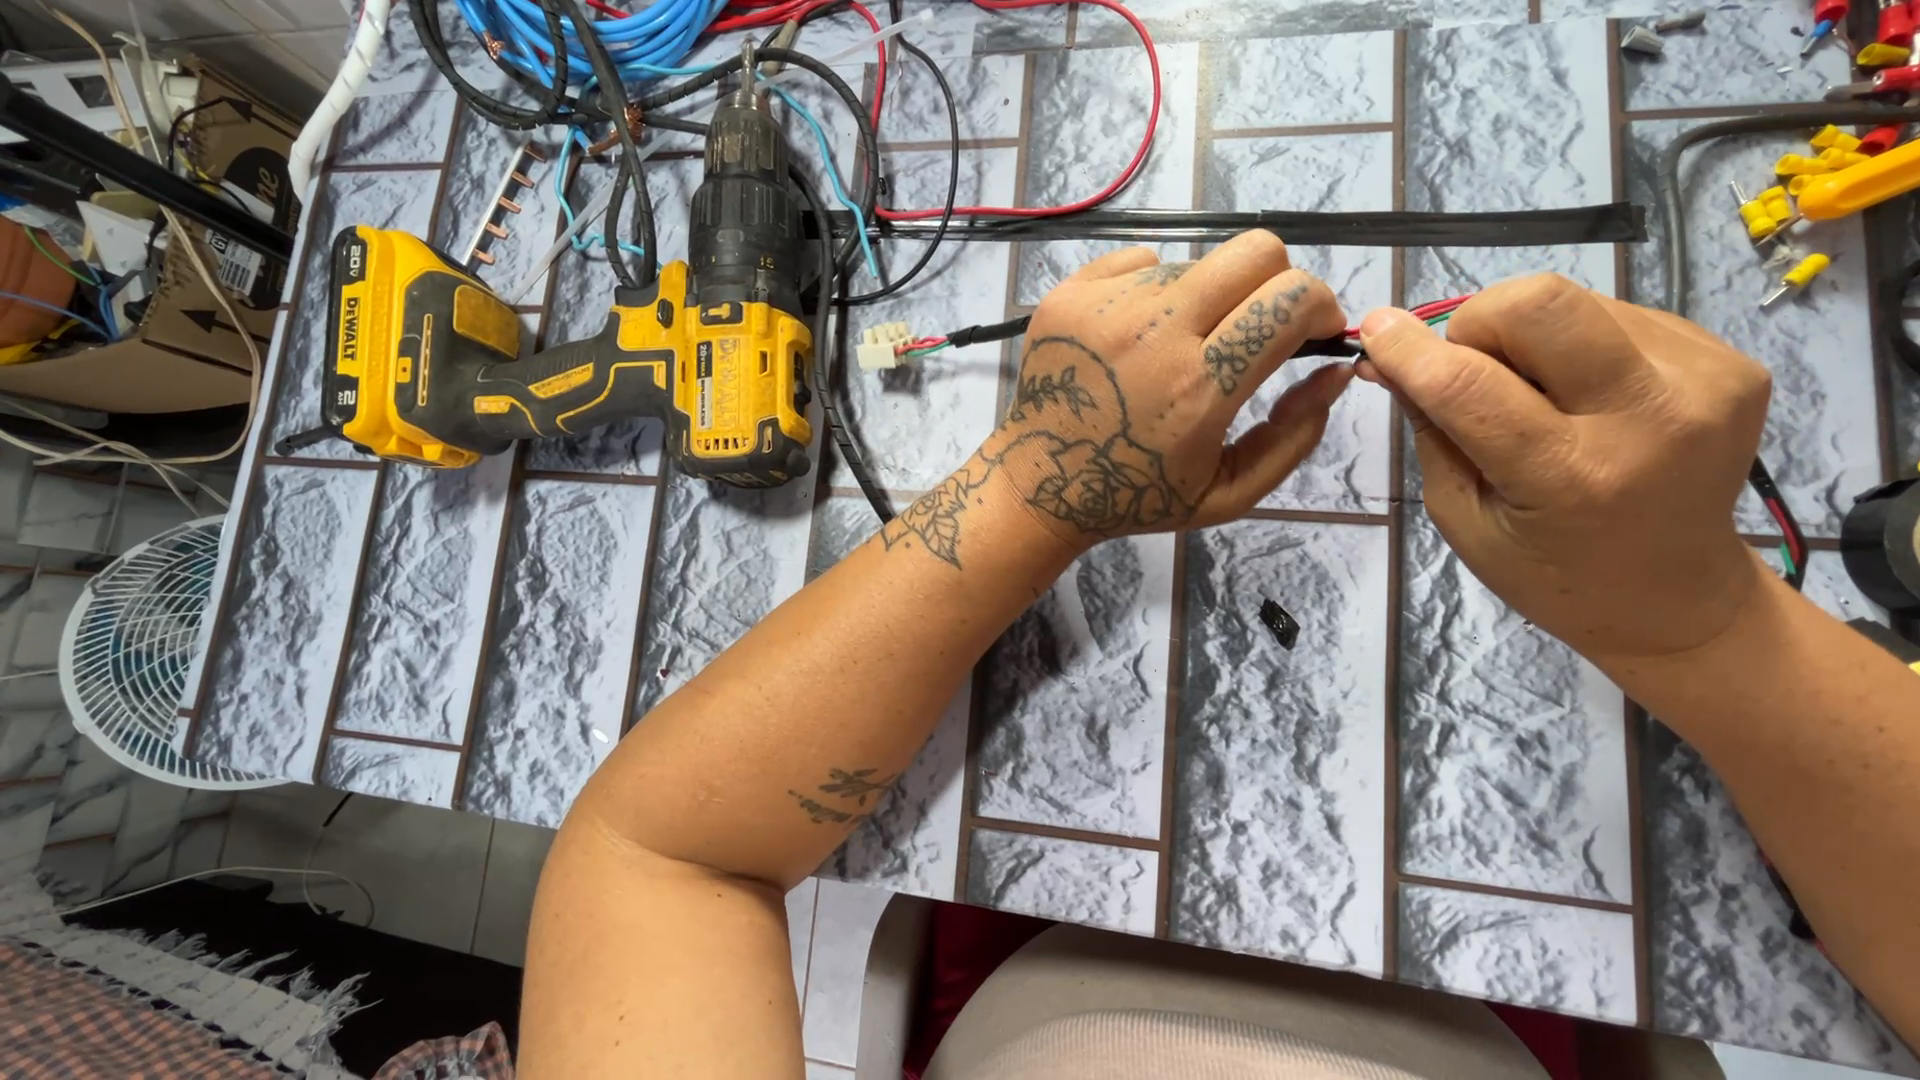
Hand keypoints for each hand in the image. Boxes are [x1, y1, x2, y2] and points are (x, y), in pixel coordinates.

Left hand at [880, 232, 1351, 568]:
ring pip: (1196, 263)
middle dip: (1277, 284)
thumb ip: (1294, 436)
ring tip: (1175, 352)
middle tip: (1256, 329)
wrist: (1040, 484)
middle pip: (1257, 250)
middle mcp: (1153, 332)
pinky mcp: (1070, 294)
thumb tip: (1336, 370)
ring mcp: (1106, 306)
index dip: (1320, 307)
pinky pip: (1142, 263)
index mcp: (1199, 387)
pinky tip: (1135, 340)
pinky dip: (1154, 292)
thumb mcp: (1228, 493)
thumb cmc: (1136, 495)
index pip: (1292, 297)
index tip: (1312, 333)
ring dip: (1207, 300)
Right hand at [1358, 275, 1772, 664]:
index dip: (1410, 349)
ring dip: (1526, 336)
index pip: (1469, 384)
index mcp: (1569, 475)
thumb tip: (1385, 358)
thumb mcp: (1462, 514)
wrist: (1675, 596)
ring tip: (1533, 393)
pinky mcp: (1730, 360)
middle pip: (1541, 304)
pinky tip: (1580, 392)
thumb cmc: (1546, 569)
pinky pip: (1619, 315)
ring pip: (1576, 302)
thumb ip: (1430, 430)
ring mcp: (1702, 381)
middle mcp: (1648, 416)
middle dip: (1477, 322)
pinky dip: (1574, 342)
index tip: (1374, 330)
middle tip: (1467, 365)